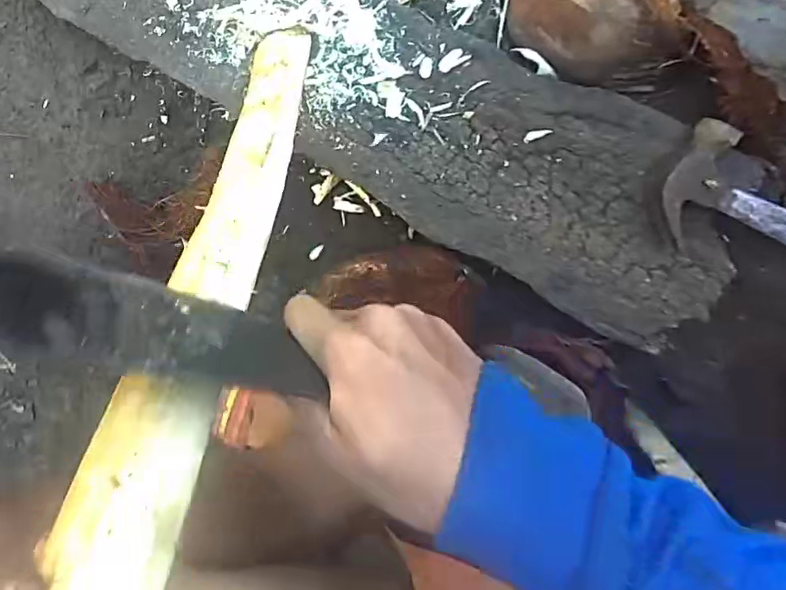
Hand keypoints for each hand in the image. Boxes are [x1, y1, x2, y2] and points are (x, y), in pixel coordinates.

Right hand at [283, 293, 482, 534]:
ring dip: (374, 347)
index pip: (297, 308)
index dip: (296, 335)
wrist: (506, 477)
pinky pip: (406, 328)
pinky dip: (406, 348)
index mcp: (345, 345)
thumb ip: (299, 405)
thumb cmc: (410, 471)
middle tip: (359, 393)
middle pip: (337, 318)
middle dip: (339, 347)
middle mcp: (377, 316)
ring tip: (400, 392)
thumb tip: (279, 379)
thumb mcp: (338, 454)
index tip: (308, 364)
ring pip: (373, 323)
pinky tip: (427, 386)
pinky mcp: (446, 325)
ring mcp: (416, 317)